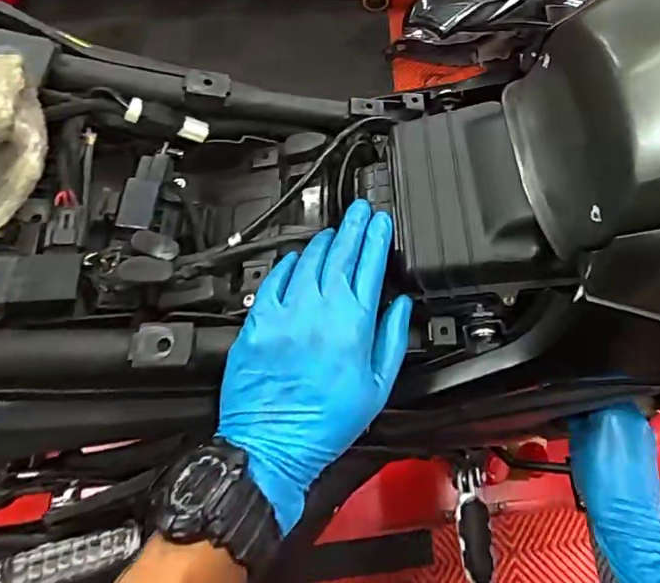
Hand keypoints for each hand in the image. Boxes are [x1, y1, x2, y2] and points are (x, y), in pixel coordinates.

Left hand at [217, 199, 412, 532]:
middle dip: (354, 226)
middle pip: (341, 253)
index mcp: (354, 325)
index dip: (378, 238)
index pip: (370, 266)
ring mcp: (286, 315)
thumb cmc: (324, 424)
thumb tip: (402, 305)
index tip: (382, 222)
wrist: (269, 450)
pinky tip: (298, 258)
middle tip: (361, 209)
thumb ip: (392, 338)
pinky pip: (274, 281)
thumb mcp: (378, 385)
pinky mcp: (258, 324)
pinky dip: (288, 264)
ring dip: (325, 241)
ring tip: (335, 231)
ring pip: (309, 261)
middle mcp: (320, 312)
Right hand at [569, 403, 659, 582]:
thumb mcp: (578, 451)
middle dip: (597, 409)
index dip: (581, 402)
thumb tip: (577, 413)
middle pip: (610, 400)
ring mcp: (644, 428)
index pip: (592, 394)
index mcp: (612, 411)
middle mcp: (632, 414)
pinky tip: (612, 450)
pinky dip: (622, 433)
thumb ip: (578, 423)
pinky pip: (632, 428)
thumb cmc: (603, 492)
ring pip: (622, 413)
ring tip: (598, 439)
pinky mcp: (651, 442)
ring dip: (610, 421)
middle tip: (585, 423)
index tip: (575, 411)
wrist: (629, 521)